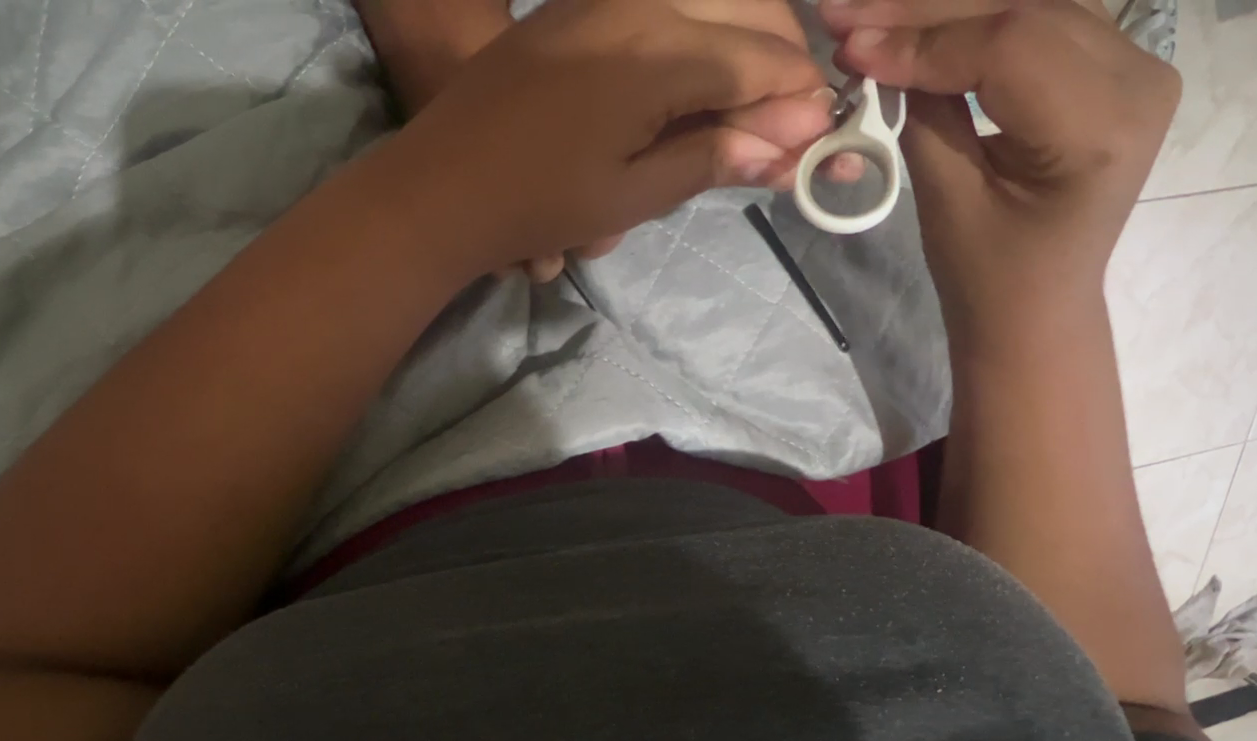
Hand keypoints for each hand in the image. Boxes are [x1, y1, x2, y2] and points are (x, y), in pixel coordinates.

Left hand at [364, 0, 837, 281]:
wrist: (439, 185)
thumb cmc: (536, 205)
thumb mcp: (629, 198)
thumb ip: (707, 162)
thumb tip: (780, 149)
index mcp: (656, 58)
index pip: (757, 62)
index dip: (795, 99)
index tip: (817, 136)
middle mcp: (637, 6)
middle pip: (744, 11)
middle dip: (780, 61)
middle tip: (787, 122)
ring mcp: (600, 0)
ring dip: (740, 40)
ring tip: (746, 103)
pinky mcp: (574, 8)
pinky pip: (658, 3)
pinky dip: (693, 32)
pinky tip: (694, 76)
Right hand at [820, 0, 1179, 327]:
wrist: (1036, 308)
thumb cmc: (987, 276)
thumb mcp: (947, 201)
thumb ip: (922, 115)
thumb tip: (875, 50)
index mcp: (1099, 129)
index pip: (1008, 45)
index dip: (920, 38)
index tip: (848, 44)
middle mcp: (1137, 79)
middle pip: (1022, 7)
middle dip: (924, 8)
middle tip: (845, 12)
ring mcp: (1137, 63)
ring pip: (1029, 0)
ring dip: (945, 4)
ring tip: (873, 13)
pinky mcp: (1118, 61)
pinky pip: (1041, 15)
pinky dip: (976, 16)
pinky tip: (921, 19)